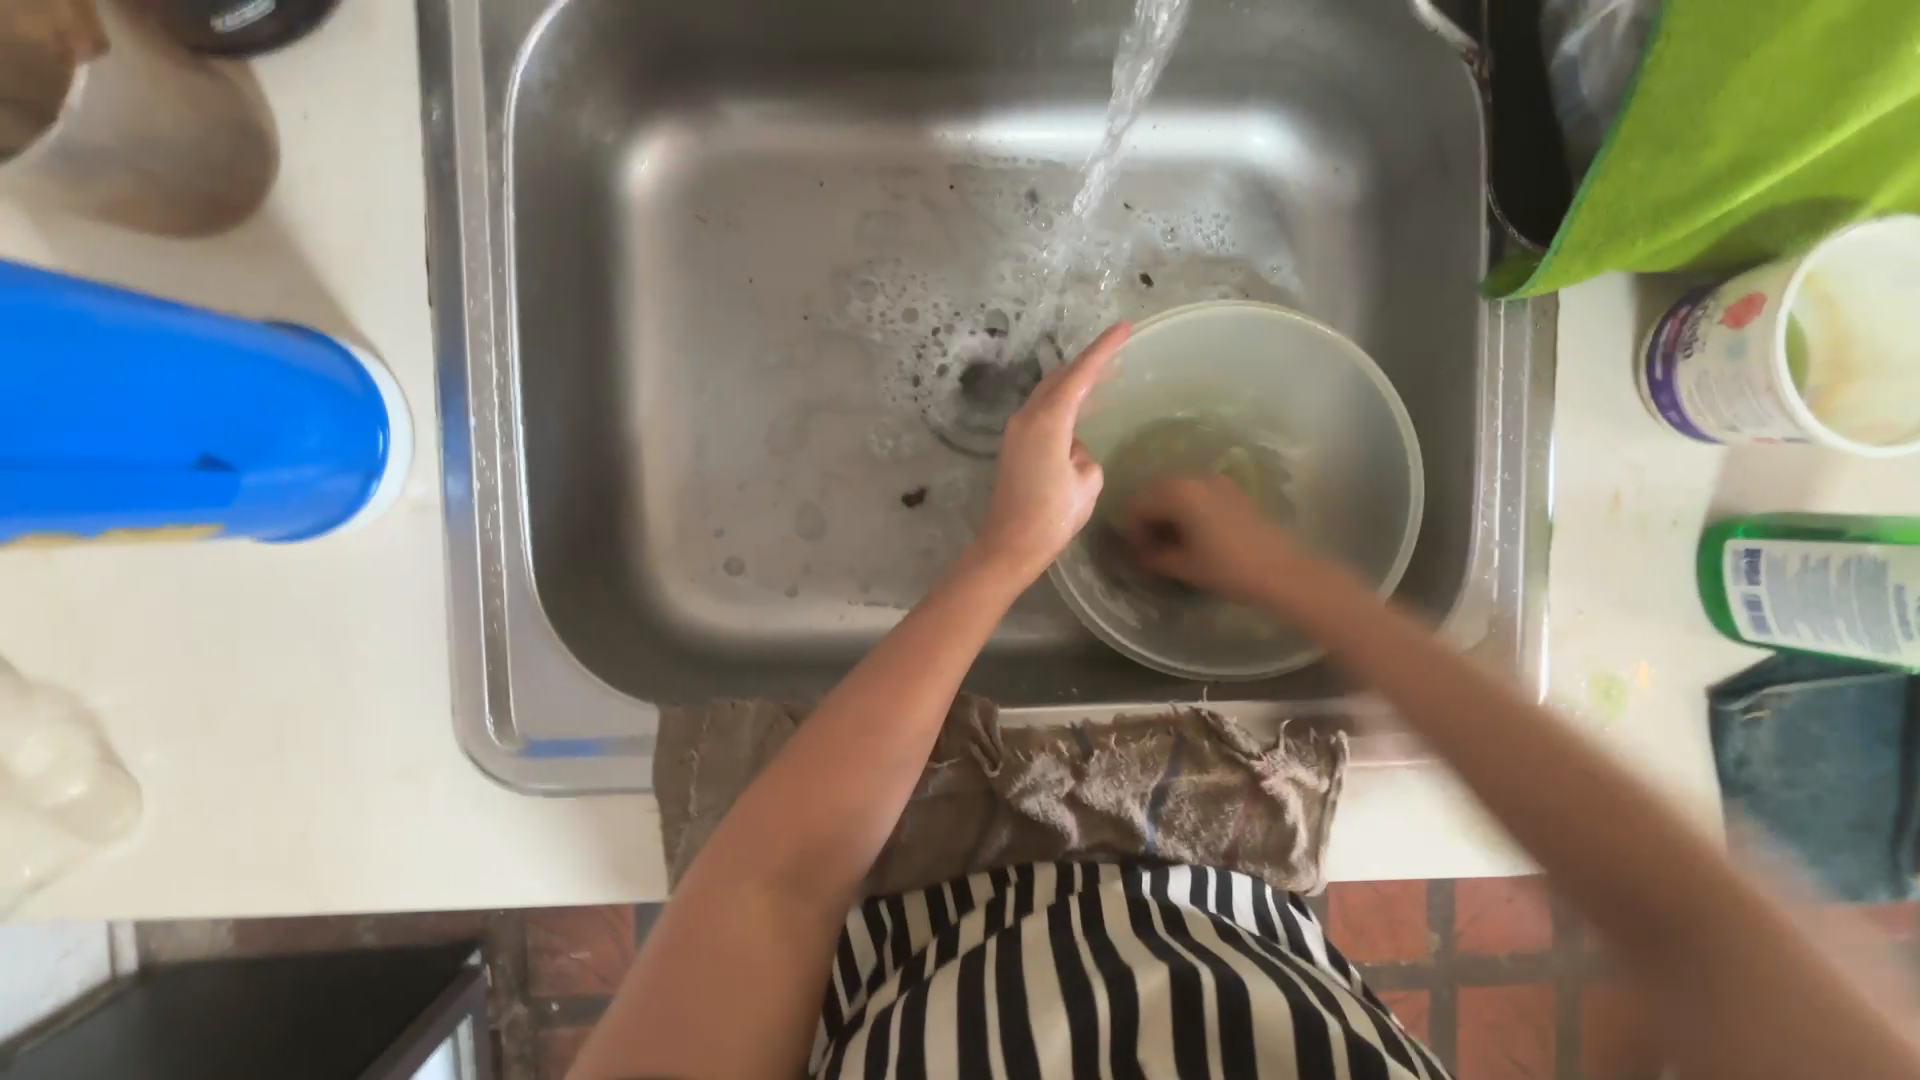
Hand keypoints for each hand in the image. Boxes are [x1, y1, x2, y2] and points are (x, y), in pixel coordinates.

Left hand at [973, 323, 1129, 578]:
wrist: (1010, 545)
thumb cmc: (1052, 517)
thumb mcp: (1087, 484)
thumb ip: (1084, 455)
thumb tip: (1072, 449)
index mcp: (1048, 421)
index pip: (1079, 375)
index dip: (1103, 349)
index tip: (1124, 328)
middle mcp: (1027, 418)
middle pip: (1059, 378)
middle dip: (1086, 363)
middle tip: (1116, 352)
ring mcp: (1015, 432)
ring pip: (1047, 395)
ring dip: (1071, 384)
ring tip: (1100, 380)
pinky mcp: (1013, 448)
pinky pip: (1042, 414)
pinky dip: (1061, 405)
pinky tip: (1076, 414)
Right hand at [1120, 472, 1302, 602]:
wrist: (1283, 571)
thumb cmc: (1227, 568)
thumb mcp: (1183, 565)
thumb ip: (1152, 556)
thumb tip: (1135, 553)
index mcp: (1177, 491)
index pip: (1137, 504)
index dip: (1130, 529)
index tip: (1134, 552)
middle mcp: (1194, 477)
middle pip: (1155, 491)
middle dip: (1147, 516)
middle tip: (1148, 546)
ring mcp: (1216, 480)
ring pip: (1177, 490)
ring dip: (1166, 511)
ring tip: (1170, 541)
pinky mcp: (1233, 490)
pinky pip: (1198, 492)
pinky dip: (1187, 508)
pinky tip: (1193, 533)